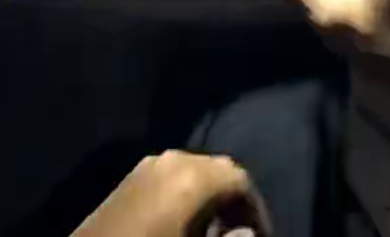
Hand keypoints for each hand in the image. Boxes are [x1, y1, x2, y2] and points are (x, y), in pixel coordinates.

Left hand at [71, 150, 269, 236]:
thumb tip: (250, 232)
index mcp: (188, 176)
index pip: (238, 176)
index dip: (257, 208)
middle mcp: (169, 159)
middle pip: (216, 168)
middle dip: (235, 201)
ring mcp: (147, 166)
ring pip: (194, 171)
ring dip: (212, 199)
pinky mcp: (132, 178)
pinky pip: (173, 177)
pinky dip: (190, 196)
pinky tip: (187, 229)